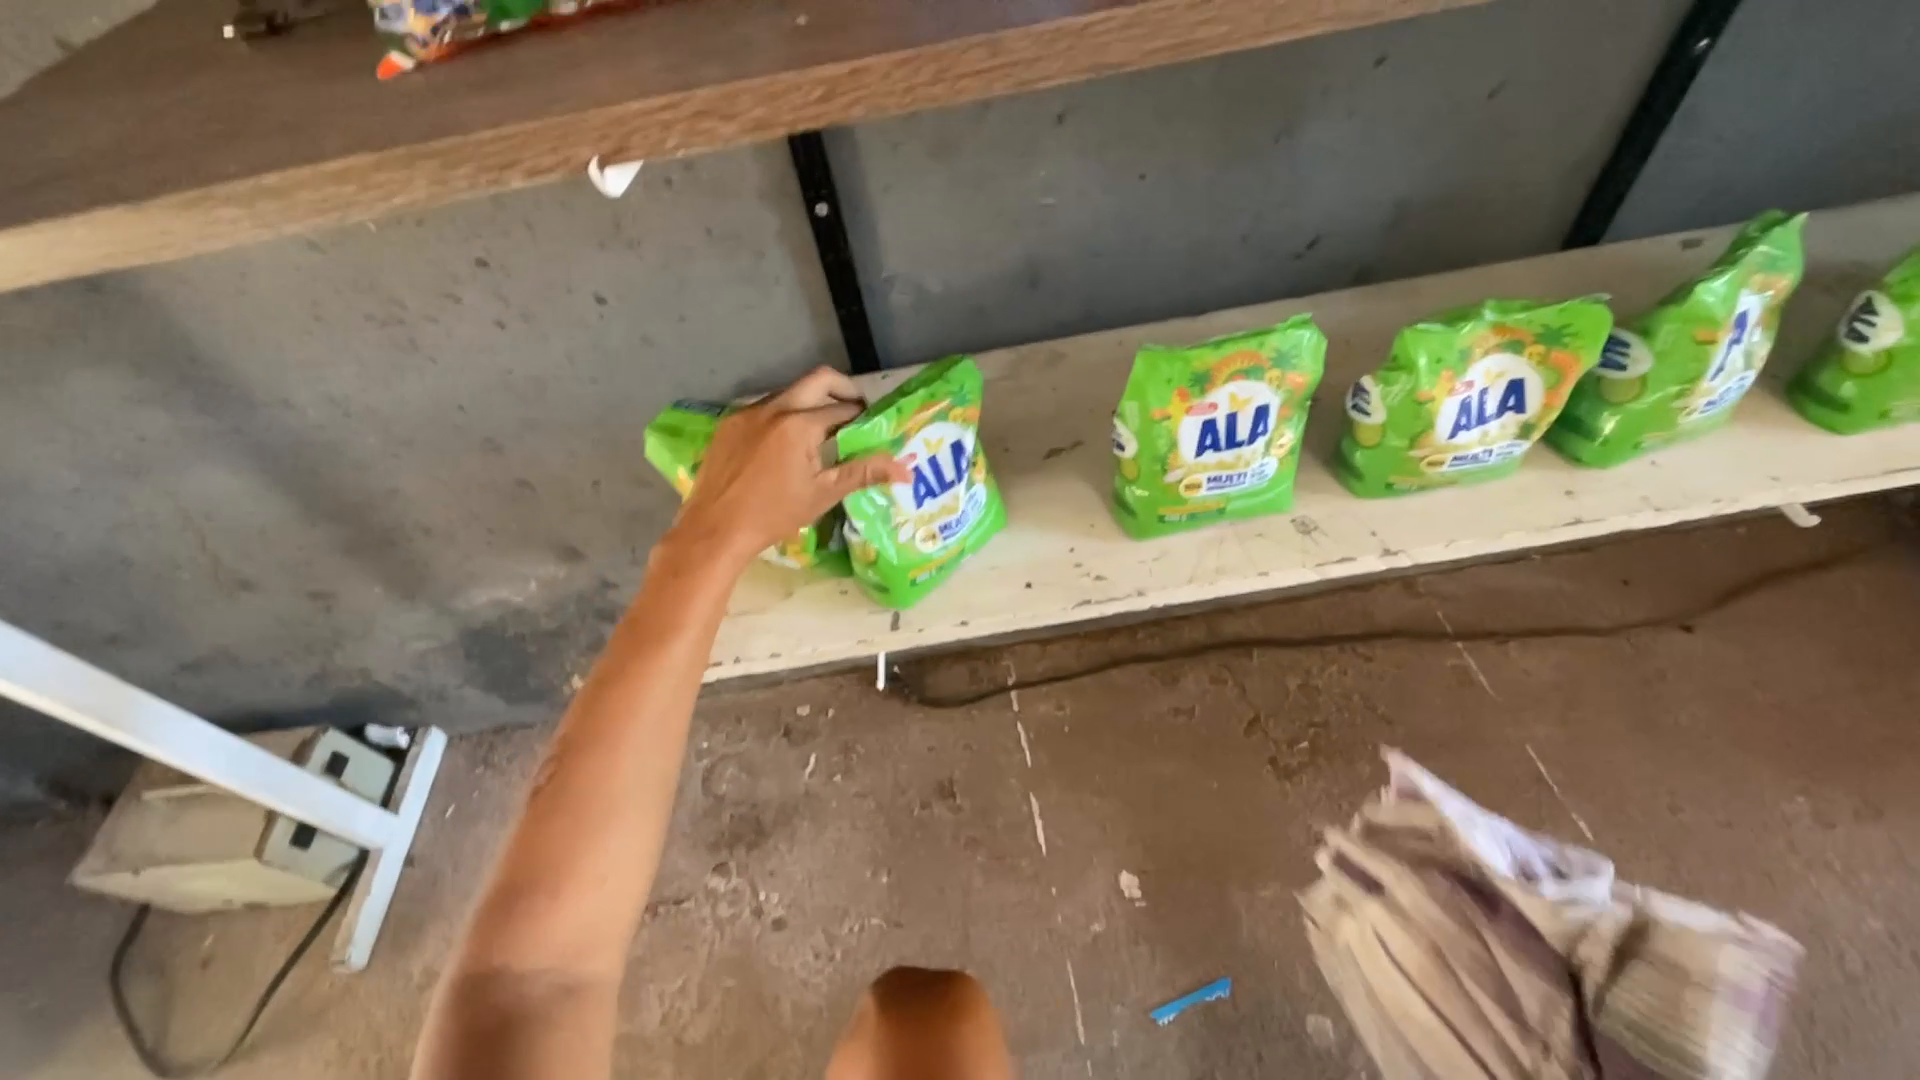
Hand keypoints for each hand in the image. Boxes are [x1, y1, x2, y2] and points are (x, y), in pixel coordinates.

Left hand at [664, 366, 909, 571]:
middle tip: (855, 411)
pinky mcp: (729, 424)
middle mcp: (773, 408)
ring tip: (822, 431)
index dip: (863, 415)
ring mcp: (747, 413)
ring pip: (789, 393)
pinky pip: (764, 408)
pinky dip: (783, 415)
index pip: (843, 408)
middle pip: (817, 380)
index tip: (872, 425)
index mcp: (799, 424)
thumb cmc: (774, 515)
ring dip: (810, 403)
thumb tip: (906, 469)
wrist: (714, 529)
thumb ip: (864, 472)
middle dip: (842, 390)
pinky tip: (786, 444)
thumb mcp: (823, 494)